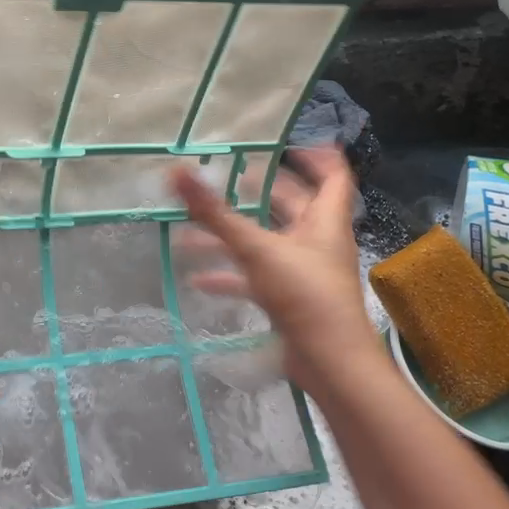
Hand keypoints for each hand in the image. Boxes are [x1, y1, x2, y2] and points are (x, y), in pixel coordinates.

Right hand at [169, 146, 378, 395]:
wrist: (331, 364)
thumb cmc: (304, 295)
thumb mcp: (255, 248)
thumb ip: (213, 212)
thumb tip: (176, 171)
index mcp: (324, 221)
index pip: (332, 176)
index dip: (315, 156)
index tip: (285, 144)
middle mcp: (317, 241)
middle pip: (293, 205)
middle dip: (259, 191)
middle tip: (227, 177)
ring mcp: (304, 271)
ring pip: (267, 241)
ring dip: (233, 234)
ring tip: (191, 229)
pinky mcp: (291, 299)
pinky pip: (256, 276)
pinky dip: (230, 274)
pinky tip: (198, 278)